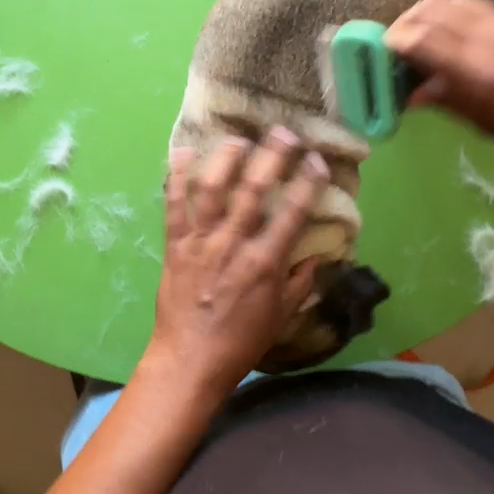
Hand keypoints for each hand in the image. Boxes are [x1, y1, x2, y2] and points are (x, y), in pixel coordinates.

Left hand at [148, 130, 328, 394]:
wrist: (190, 360)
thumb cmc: (241, 342)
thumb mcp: (281, 316)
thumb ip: (301, 283)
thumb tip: (320, 254)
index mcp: (265, 264)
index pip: (293, 214)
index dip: (307, 183)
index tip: (317, 160)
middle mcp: (233, 245)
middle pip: (254, 191)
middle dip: (271, 157)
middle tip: (284, 132)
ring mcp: (200, 242)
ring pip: (212, 190)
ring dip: (226, 159)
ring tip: (239, 139)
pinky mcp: (174, 245)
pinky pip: (174, 205)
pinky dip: (177, 177)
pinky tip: (184, 152)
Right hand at [384, 0, 493, 161]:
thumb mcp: (489, 124)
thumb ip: (447, 100)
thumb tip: (411, 93)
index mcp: (475, 66)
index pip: (416, 36)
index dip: (390, 43)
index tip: (380, 60)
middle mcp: (485, 35)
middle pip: (426, 11)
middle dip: (402, 26)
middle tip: (396, 51)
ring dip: (425, 14)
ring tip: (422, 40)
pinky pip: (471, 1)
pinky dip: (449, 11)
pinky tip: (452, 33)